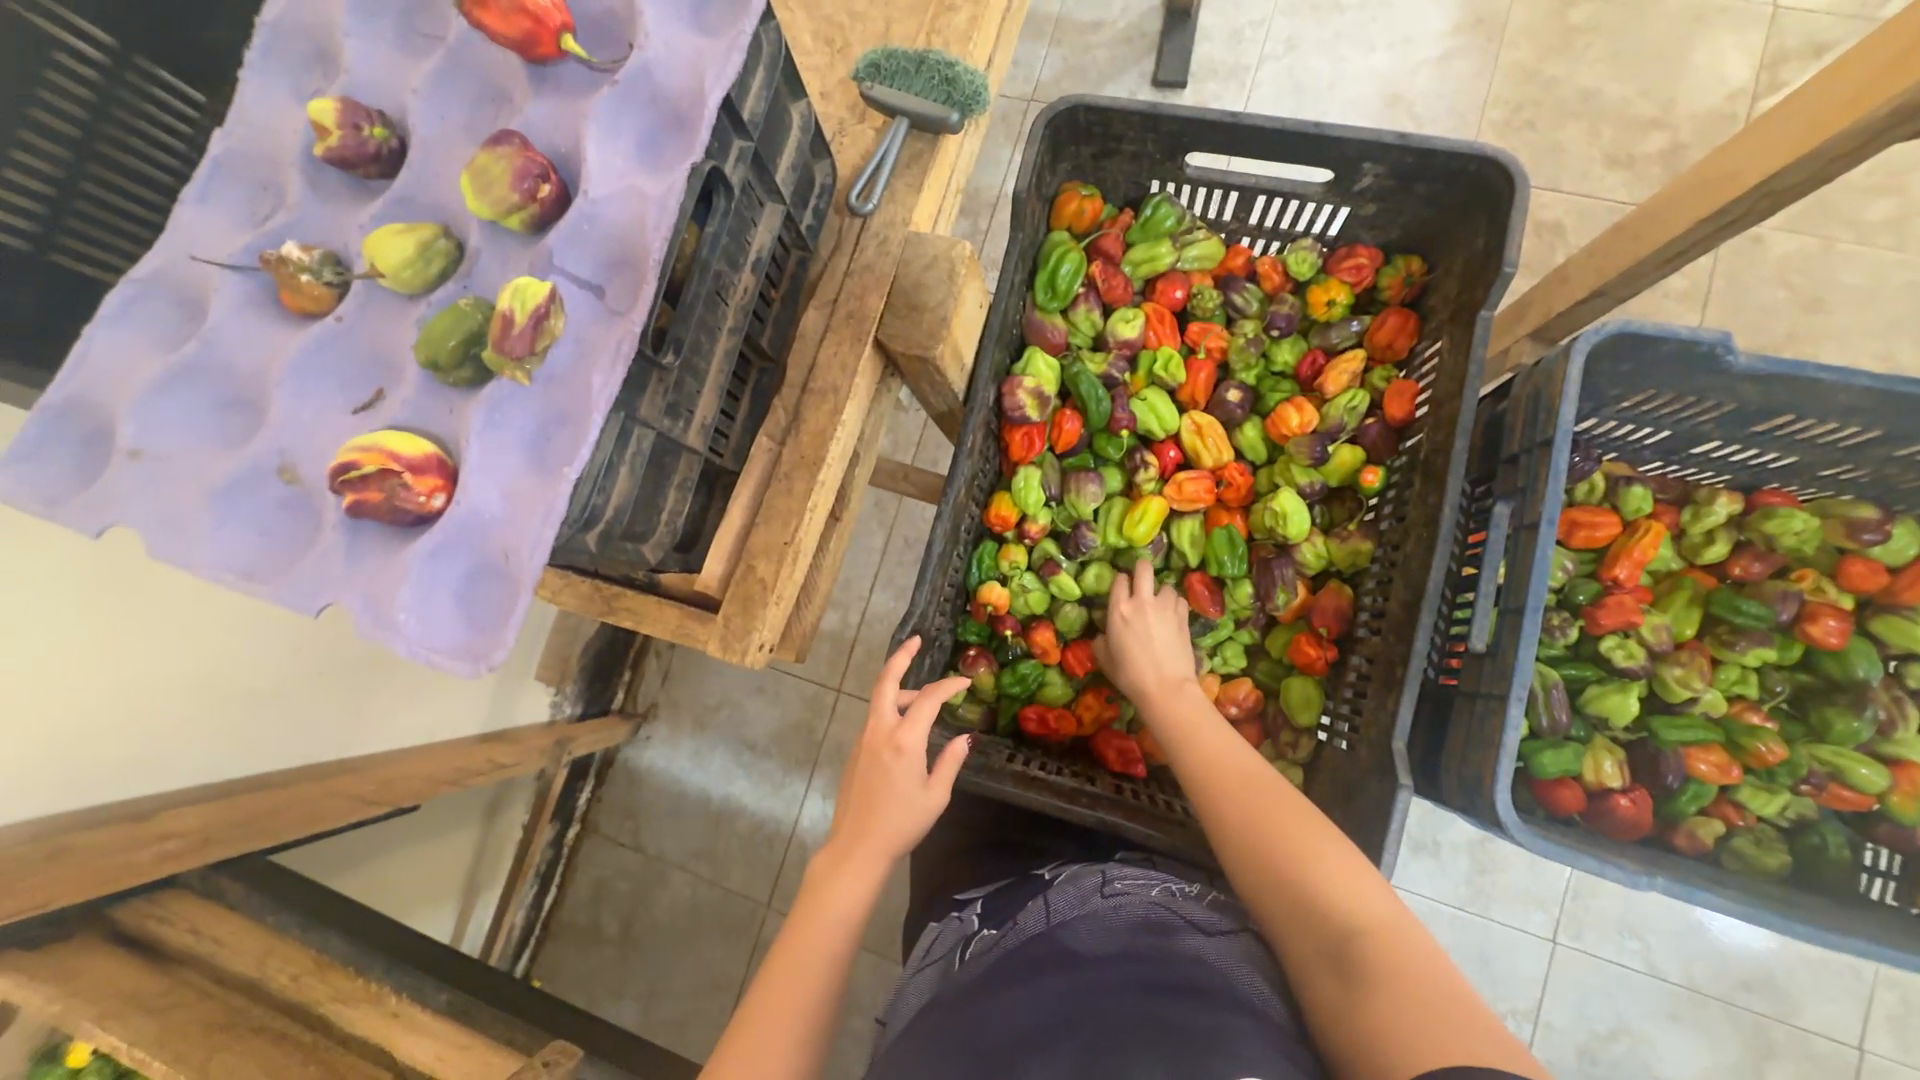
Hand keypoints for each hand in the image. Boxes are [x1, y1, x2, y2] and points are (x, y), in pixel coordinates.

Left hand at [823, 637, 971, 871]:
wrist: (857, 847)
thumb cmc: (902, 823)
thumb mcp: (936, 795)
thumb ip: (951, 761)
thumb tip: (964, 737)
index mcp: (904, 739)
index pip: (928, 698)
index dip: (948, 685)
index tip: (965, 682)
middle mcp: (880, 731)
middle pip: (886, 681)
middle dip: (901, 657)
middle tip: (916, 641)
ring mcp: (863, 740)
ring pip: (879, 700)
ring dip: (899, 689)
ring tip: (923, 699)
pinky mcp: (855, 752)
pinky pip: (875, 720)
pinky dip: (891, 711)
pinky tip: (907, 729)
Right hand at [1094, 559, 1197, 711]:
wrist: (1165, 687)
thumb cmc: (1130, 675)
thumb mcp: (1105, 660)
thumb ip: (1100, 642)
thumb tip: (1102, 636)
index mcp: (1119, 609)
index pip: (1120, 580)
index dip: (1121, 581)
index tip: (1122, 588)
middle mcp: (1142, 601)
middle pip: (1144, 568)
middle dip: (1142, 568)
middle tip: (1142, 578)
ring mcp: (1165, 607)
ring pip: (1166, 585)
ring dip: (1161, 592)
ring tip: (1160, 604)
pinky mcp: (1183, 616)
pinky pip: (1179, 600)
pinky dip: (1175, 604)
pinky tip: (1173, 614)